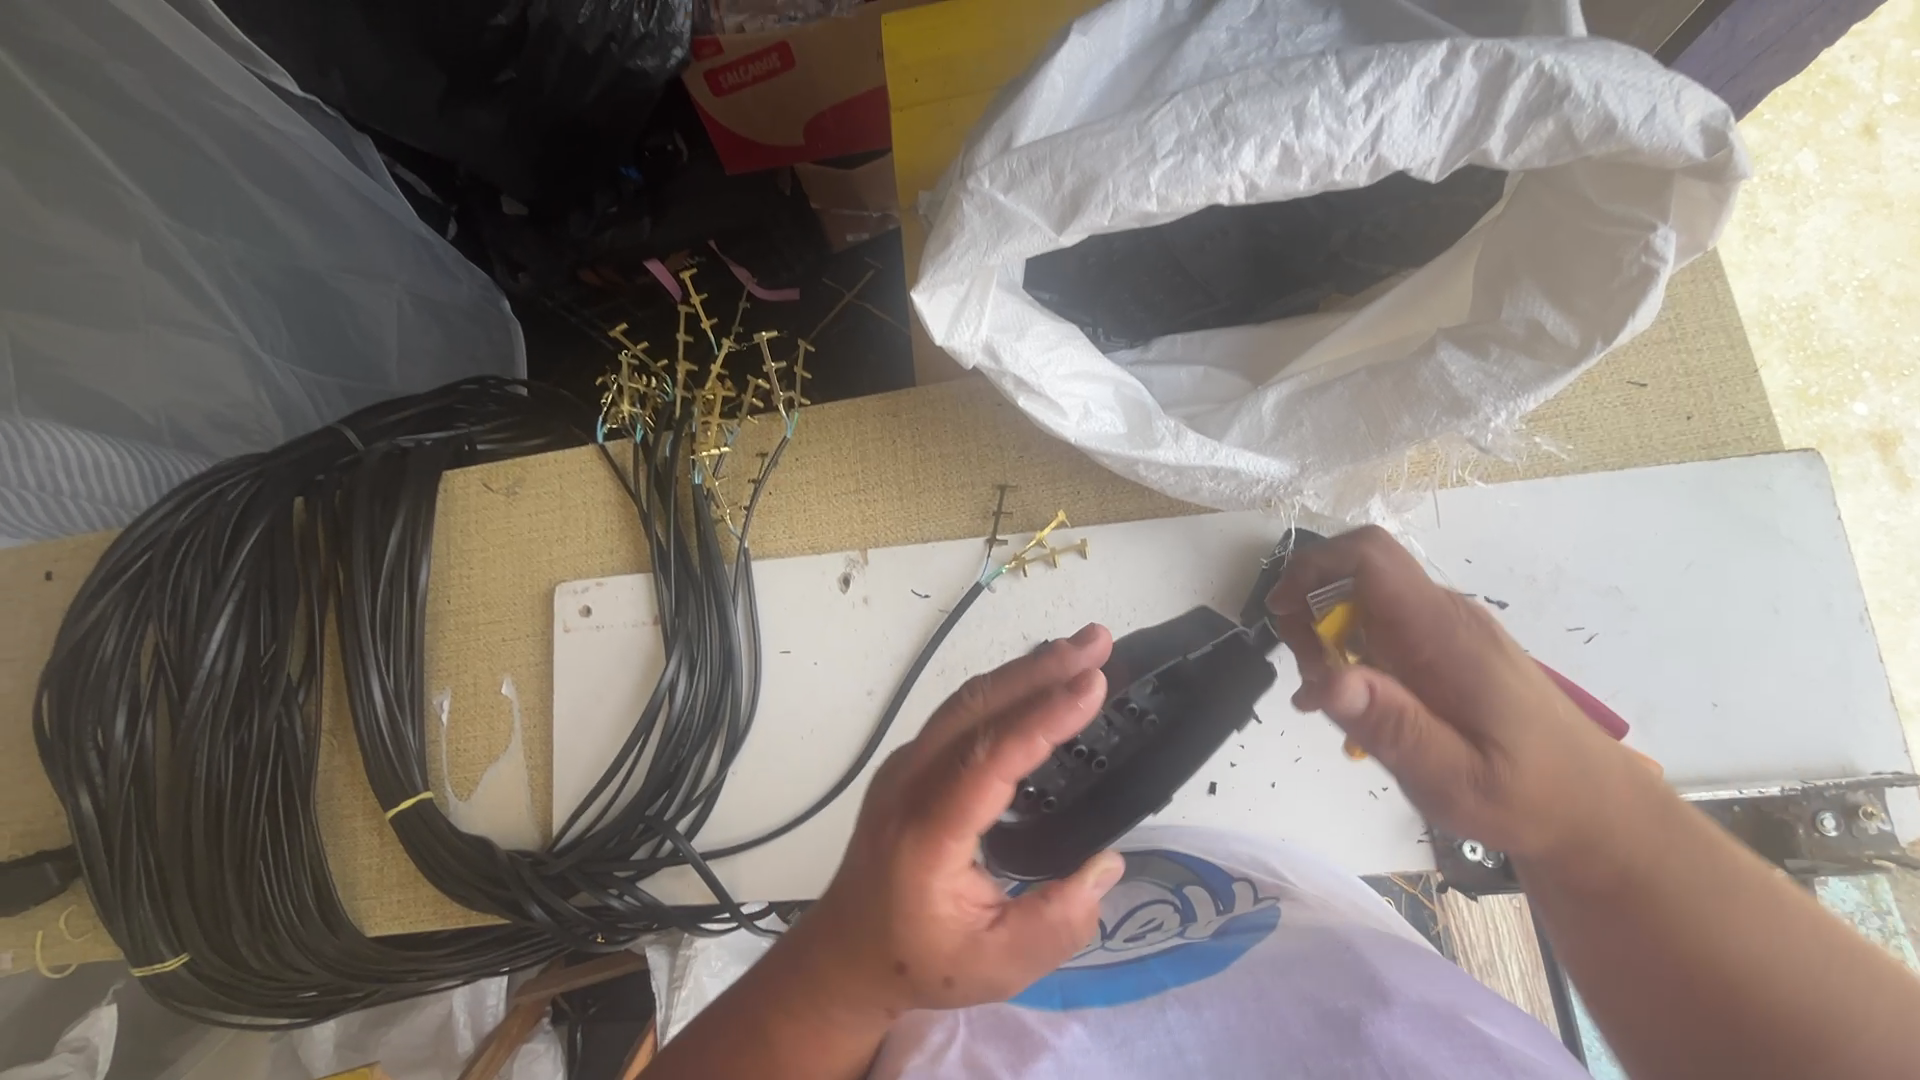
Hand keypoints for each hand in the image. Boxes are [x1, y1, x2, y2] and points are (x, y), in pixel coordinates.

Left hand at [781, 624, 1126, 1016]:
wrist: (848, 950)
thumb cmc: (921, 960)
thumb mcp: (997, 965)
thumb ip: (1058, 921)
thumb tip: (1108, 862)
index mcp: (926, 833)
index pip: (989, 758)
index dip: (1043, 717)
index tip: (1093, 683)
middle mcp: (908, 784)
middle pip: (976, 709)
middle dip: (1041, 669)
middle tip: (1097, 642)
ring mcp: (904, 767)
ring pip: (966, 702)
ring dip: (1025, 671)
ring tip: (1080, 650)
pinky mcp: (910, 763)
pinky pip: (960, 714)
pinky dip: (1006, 689)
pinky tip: (1040, 681)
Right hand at [1266, 526, 1642, 860]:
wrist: (1597, 808)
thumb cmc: (1528, 797)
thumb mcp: (1454, 781)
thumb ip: (1392, 728)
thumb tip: (1327, 680)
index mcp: (1444, 634)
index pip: (1369, 557)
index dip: (1312, 568)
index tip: (1282, 614)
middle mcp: (1444, 616)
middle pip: (1355, 575)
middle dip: (1311, 615)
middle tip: (1310, 681)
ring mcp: (1448, 629)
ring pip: (1363, 602)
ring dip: (1327, 639)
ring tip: (1329, 700)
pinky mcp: (1448, 646)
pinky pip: (1383, 627)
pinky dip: (1351, 652)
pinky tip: (1354, 703)